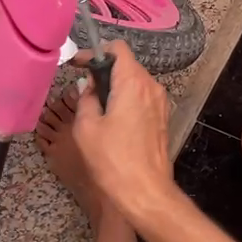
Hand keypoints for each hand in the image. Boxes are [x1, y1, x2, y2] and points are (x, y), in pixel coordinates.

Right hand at [70, 42, 176, 222]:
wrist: (145, 192)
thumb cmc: (113, 160)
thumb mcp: (86, 128)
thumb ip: (86, 99)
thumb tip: (88, 87)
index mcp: (133, 83)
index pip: (118, 49)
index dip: (96, 52)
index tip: (79, 63)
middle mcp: (151, 87)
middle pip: (127, 65)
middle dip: (104, 71)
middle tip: (83, 86)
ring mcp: (160, 103)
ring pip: (135, 82)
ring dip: (115, 86)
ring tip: (95, 105)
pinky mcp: (162, 118)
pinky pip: (142, 98)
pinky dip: (126, 99)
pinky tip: (111, 119)